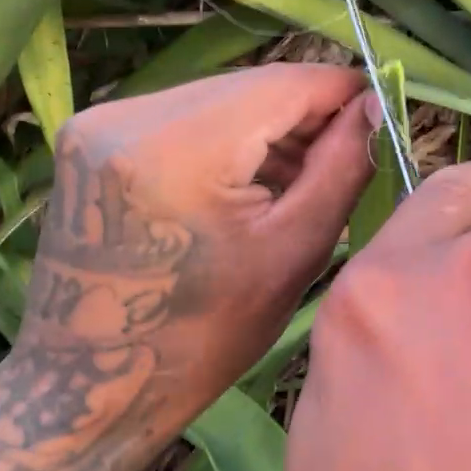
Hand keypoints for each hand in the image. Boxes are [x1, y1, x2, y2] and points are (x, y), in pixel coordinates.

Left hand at [0, 64, 376, 470]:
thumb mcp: (298, 247)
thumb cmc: (208, 332)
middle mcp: (129, 116)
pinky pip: (193, 112)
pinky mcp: (94, 136)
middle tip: (348, 157)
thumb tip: (376, 104)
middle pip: (257, 84)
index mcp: (178, 147)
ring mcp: (102, 122)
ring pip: (228, 95)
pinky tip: (255, 182)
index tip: (383, 120)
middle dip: (311, 114)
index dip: (346, 94)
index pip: (290, 82)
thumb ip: (344, 162)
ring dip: (275, 126)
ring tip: (302, 179)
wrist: (88, 388)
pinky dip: (235, 136)